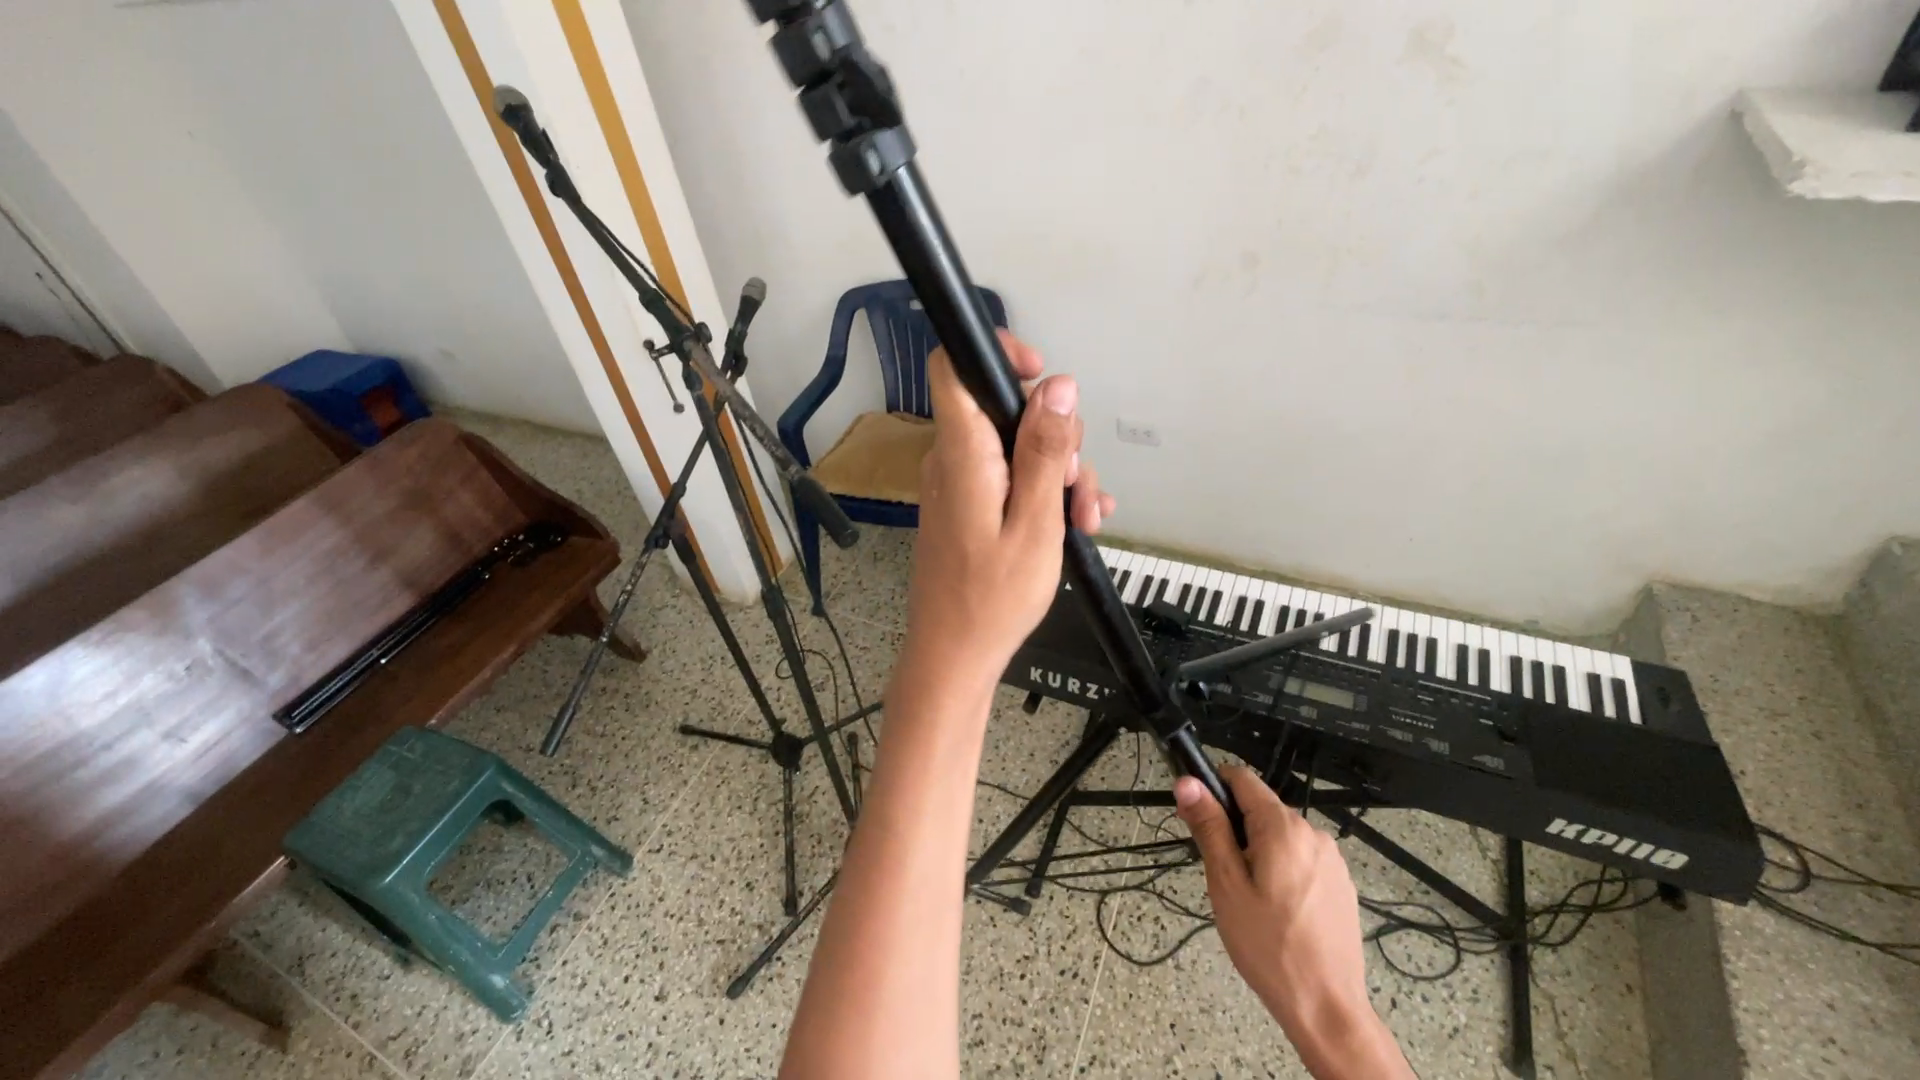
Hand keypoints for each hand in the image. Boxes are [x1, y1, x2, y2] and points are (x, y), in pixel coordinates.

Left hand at [903, 331, 1114, 687]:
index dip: (997, 352)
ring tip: (1081, 521)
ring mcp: (958, 483)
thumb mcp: (1036, 524)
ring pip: (1015, 448)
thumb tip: (1059, 385)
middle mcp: (952, 459)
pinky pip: (1007, 478)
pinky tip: (1073, 524)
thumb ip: (1045, 451)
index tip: (1042, 373)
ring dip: (1057, 475)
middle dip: (1056, 438)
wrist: (954, 655)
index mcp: (963, 454)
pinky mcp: (966, 505)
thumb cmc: (992, 599)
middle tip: (1077, 489)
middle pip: (1005, 409)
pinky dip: (1041, 493)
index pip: (954, 365)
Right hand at [1176, 768, 1412, 1079]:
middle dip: (1234, 829)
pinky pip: (1301, 860)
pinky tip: (1276, 911)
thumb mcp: (1226, 885)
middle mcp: (1313, 833)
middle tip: (1219, 875)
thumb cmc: (1267, 946)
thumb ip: (1208, 828)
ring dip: (1258, 852)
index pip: (1242, 778)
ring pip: (1280, 837)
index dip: (1212, 787)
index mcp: (1283, 828)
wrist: (1326, 1005)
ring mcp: (1332, 859)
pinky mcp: (1341, 883)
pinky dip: (1282, 871)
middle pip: (1261, 810)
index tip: (1195, 816)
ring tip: (1248, 900)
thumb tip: (1188, 782)